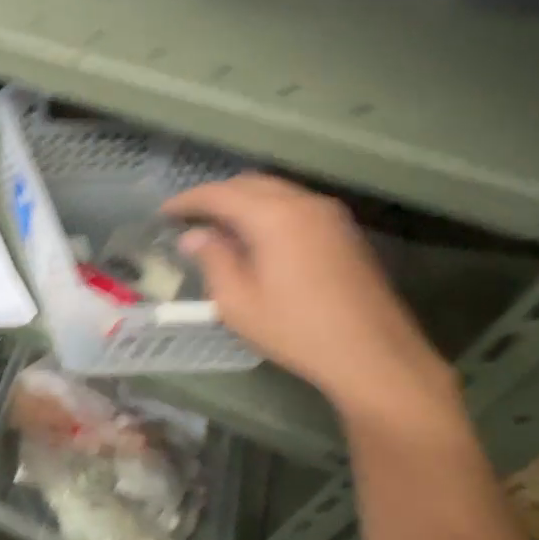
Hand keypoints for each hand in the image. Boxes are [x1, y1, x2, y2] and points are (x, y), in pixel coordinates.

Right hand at [162, 175, 454, 412]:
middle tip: (190, 218)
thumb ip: (213, 260)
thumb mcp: (237, 302)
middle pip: (249, 184)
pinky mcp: (344, 232)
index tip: (164, 214)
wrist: (374, 355)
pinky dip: (268, 211)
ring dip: (243, 202)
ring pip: (275, 192)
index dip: (187, 201)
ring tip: (219, 228)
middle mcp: (304, 204)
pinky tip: (256, 238)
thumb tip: (196, 236)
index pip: (219, 194)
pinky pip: (295, 206)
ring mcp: (330, 216)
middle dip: (216, 196)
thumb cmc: (296, 329)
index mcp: (274, 216)